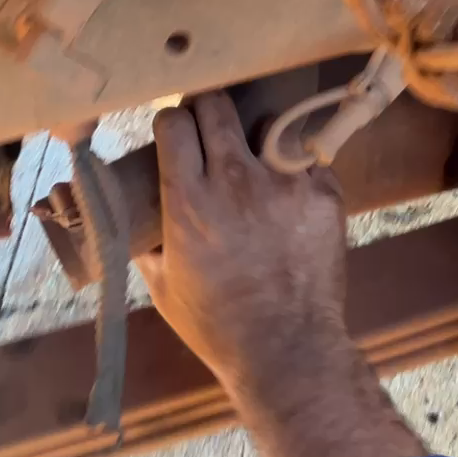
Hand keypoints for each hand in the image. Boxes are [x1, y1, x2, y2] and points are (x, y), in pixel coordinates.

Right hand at [138, 92, 426, 456]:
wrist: (288, 350)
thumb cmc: (217, 324)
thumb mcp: (163, 284)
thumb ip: (147, 238)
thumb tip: (135, 212)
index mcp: (189, 199)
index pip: (173, 122)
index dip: (172, 121)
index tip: (176, 131)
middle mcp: (235, 178)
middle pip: (216, 105)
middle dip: (208, 108)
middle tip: (210, 124)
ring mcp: (283, 181)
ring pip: (267, 121)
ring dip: (257, 135)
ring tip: (258, 156)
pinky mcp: (322, 191)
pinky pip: (306, 156)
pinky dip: (296, 166)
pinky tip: (292, 188)